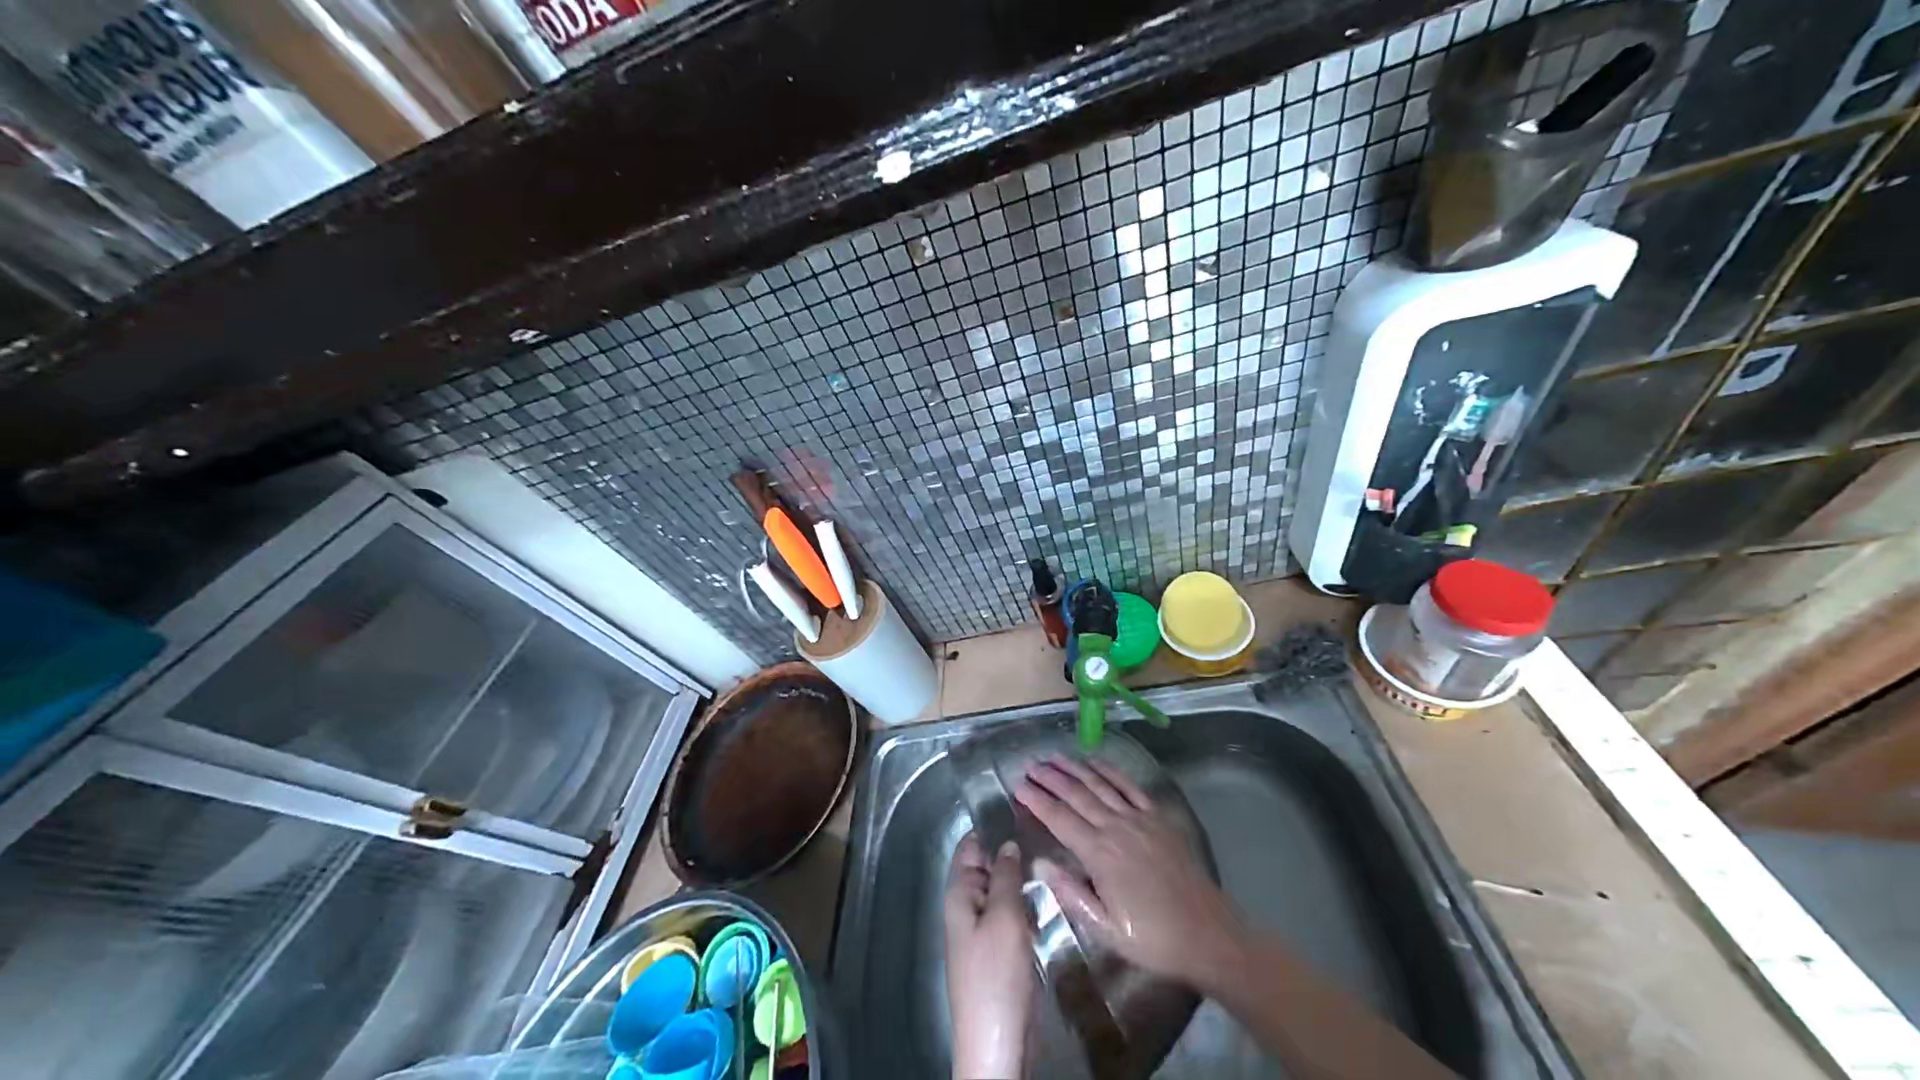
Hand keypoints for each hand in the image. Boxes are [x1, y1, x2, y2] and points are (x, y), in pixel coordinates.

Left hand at [942, 833, 1035, 1079]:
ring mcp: (984, 932)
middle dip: (1010, 852)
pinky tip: (1048, 896)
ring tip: (1052, 855)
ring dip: (1021, 878)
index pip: (969, 848)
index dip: (989, 827)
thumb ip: (1006, 878)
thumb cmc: (996, 975)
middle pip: (987, 868)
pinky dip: (1026, 904)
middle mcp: (967, 908)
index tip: (1019, 807)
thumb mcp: (1004, 918)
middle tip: (1045, 830)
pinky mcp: (1000, 952)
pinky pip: (1012, 916)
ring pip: (1002, 892)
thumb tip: (1008, 844)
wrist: (998, 1043)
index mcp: (959, 895)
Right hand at [1015, 756, 1241, 987]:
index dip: (1037, 801)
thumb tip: (1039, 864)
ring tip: (1054, 757)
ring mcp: (1139, 819)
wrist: (1208, 934)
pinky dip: (1110, 771)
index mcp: (1099, 854)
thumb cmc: (1153, 938)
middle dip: (1050, 779)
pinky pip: (1129, 787)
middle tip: (1029, 766)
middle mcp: (1116, 828)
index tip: (1018, 787)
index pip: (1059, 819)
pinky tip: (1095, 763)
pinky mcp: (1158, 818)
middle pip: (1076, 795)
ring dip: (1074, 769)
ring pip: (1100, 785)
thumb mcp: (1106, 929)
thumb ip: (1071, 894)